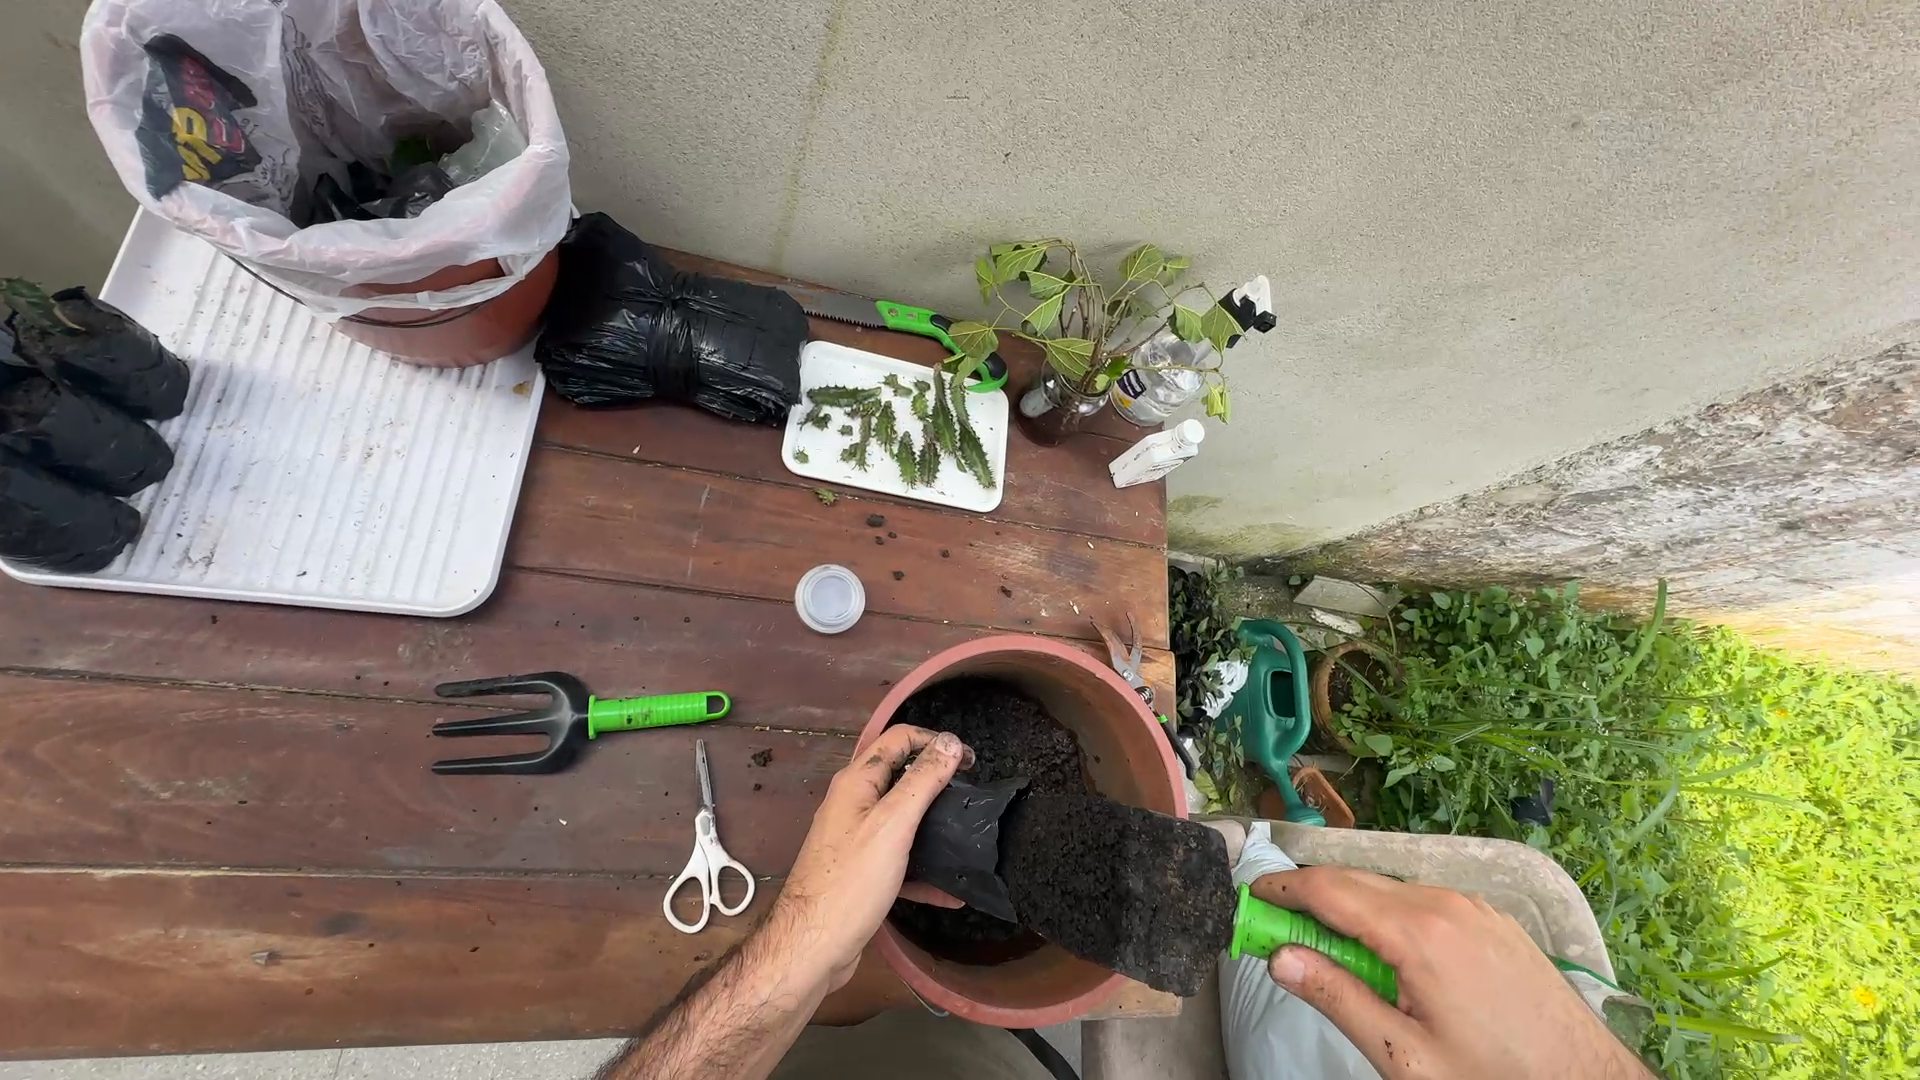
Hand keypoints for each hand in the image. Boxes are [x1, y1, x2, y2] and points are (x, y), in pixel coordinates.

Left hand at [767, 725, 973, 992]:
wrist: (810, 950)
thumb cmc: (852, 881)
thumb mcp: (893, 824)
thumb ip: (922, 780)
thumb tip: (950, 741)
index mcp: (857, 782)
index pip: (899, 739)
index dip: (935, 741)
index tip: (969, 762)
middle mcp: (853, 803)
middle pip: (900, 775)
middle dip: (937, 780)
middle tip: (970, 795)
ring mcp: (855, 839)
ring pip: (901, 819)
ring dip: (933, 825)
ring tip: (966, 835)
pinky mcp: (861, 872)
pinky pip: (899, 859)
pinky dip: (924, 868)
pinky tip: (951, 890)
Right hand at [1255, 867, 1650, 1079]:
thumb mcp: (1407, 1059)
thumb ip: (1338, 999)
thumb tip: (1277, 957)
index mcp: (1417, 930)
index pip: (1327, 889)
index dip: (1282, 888)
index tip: (1250, 897)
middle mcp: (1442, 901)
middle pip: (1353, 879)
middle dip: (1308, 896)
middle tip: (1278, 927)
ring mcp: (1473, 906)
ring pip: (1387, 887)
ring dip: (1348, 905)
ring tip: (1331, 948)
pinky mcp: (1493, 920)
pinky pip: (1422, 900)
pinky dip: (1387, 912)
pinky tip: (1388, 952)